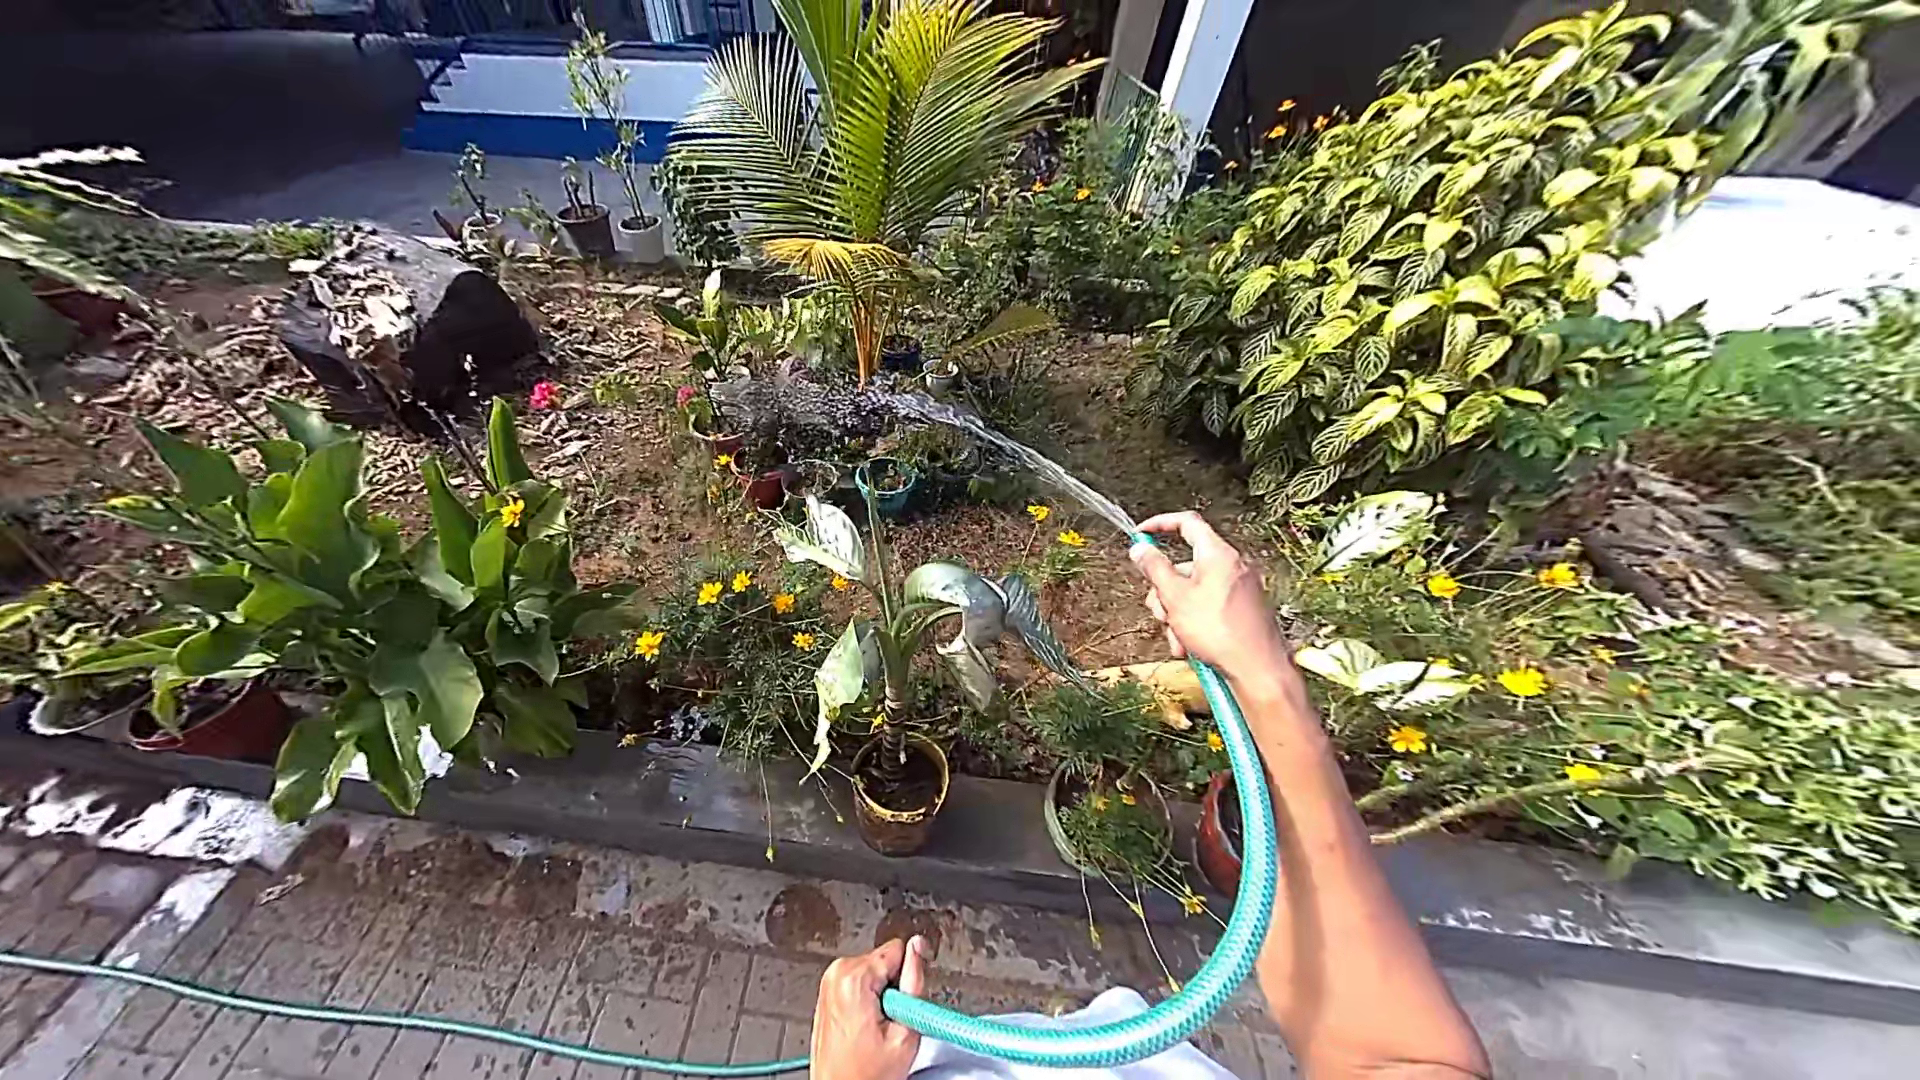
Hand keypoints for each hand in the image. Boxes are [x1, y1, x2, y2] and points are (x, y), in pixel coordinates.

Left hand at [811, 936, 928, 1079]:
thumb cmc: (864, 1077)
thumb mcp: (904, 1033)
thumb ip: (914, 982)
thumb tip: (917, 945)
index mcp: (854, 976)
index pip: (898, 949)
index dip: (907, 976)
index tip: (902, 1002)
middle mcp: (837, 972)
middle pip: (884, 960)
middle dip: (892, 987)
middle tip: (888, 1021)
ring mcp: (829, 982)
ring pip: (873, 971)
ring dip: (879, 995)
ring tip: (874, 1027)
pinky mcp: (827, 992)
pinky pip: (860, 982)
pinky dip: (866, 1000)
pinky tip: (863, 1027)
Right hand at [1130, 511, 1291, 690]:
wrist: (1258, 669)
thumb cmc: (1220, 632)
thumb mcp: (1175, 597)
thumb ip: (1154, 568)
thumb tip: (1140, 548)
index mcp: (1217, 554)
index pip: (1187, 523)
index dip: (1160, 525)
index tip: (1140, 535)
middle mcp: (1232, 565)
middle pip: (1184, 565)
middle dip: (1164, 590)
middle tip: (1160, 611)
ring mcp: (1239, 587)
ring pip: (1192, 590)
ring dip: (1176, 613)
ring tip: (1177, 637)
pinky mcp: (1242, 607)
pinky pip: (1207, 606)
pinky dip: (1192, 622)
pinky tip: (1188, 645)